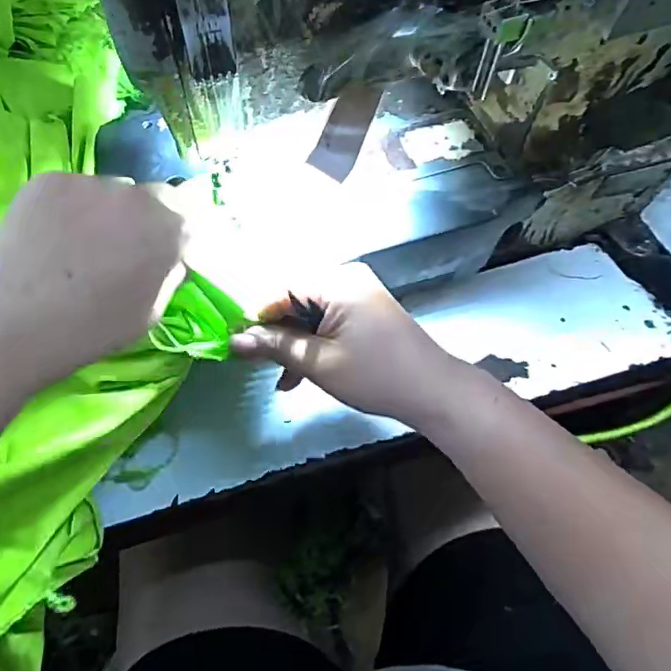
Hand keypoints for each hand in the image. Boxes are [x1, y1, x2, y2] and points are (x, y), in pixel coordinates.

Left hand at [0, 173, 188, 390]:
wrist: (11, 319)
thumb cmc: (87, 331)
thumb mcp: (148, 314)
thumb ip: (167, 273)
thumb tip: (167, 256)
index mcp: (172, 229)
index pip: (189, 213)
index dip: (174, 230)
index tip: (159, 248)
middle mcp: (139, 194)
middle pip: (149, 197)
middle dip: (138, 218)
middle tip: (112, 250)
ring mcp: (93, 181)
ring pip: (106, 191)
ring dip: (100, 211)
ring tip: (70, 247)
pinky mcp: (51, 179)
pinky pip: (70, 190)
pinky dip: (62, 208)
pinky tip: (43, 238)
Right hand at [229, 263, 487, 428]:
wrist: (436, 392)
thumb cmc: (376, 375)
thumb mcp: (318, 363)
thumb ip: (275, 347)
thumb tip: (234, 339)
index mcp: (336, 281)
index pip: (280, 288)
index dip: (257, 315)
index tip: (238, 342)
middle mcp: (345, 277)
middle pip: (293, 298)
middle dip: (274, 331)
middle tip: (255, 361)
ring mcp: (356, 292)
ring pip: (307, 311)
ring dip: (291, 341)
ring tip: (277, 374)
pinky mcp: (363, 308)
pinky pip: (325, 317)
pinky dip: (311, 341)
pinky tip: (297, 373)